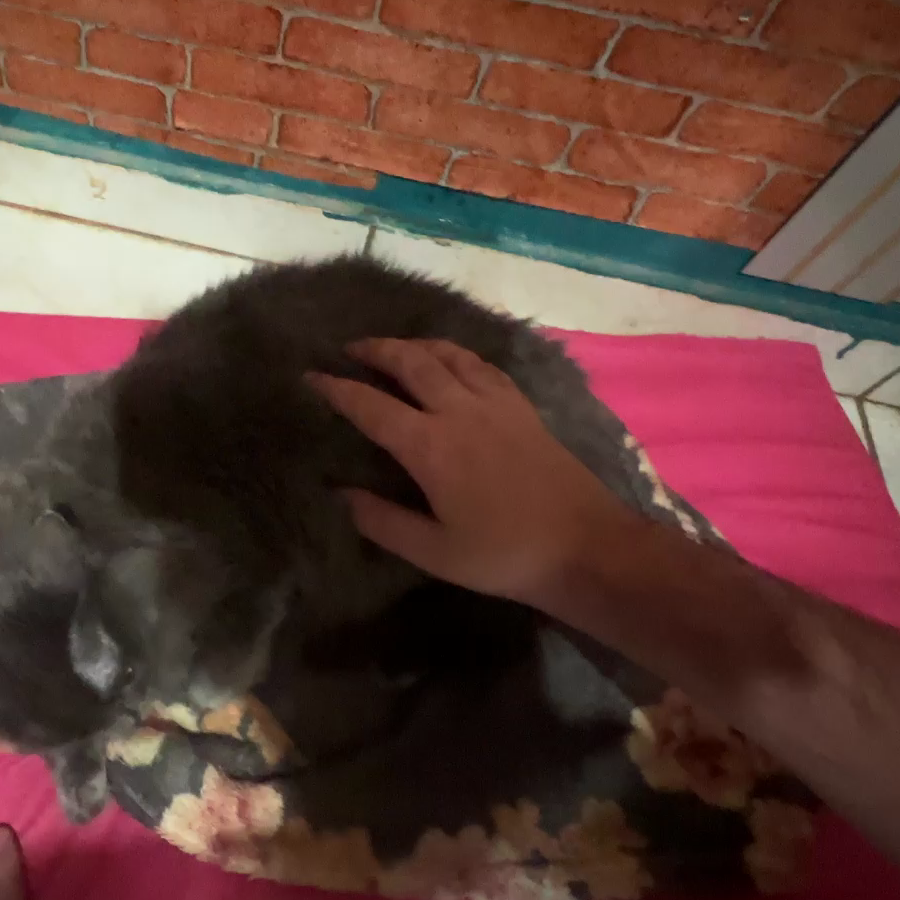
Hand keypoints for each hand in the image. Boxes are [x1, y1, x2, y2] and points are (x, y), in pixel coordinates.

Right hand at [307, 338, 642, 611]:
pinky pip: (481, 364)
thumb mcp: (433, 552)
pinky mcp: (522, 406)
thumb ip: (382, 521)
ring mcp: (495, 403)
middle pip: (410, 362)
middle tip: (349, 349)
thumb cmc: (504, 555)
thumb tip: (342, 494)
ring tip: (393, 347)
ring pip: (447, 354)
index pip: (371, 406)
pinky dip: (455, 353)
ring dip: (414, 344)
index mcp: (430, 447)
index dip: (337, 389)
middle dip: (375, 350)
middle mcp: (459, 411)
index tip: (311, 377)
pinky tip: (450, 360)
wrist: (587, 547)